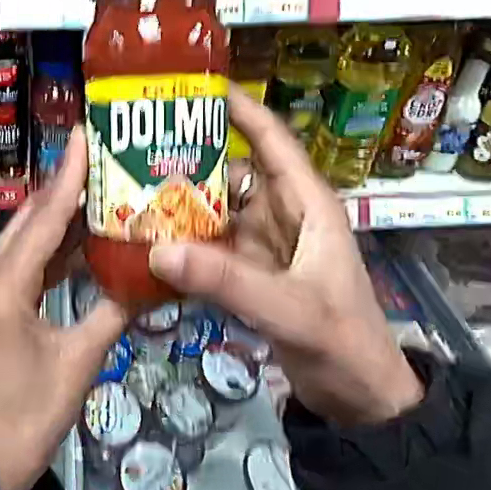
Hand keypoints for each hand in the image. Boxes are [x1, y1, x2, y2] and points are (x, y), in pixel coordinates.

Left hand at [0, 129, 129, 489]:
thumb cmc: (27, 415)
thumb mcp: (77, 363)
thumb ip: (113, 313)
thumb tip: (155, 279)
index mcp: (6, 283)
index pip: (44, 216)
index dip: (69, 174)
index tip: (86, 134)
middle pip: (32, 217)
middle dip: (66, 184)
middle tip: (105, 152)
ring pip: (28, 236)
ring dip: (62, 213)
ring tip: (104, 184)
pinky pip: (27, 260)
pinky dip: (55, 245)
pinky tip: (85, 235)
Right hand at [148, 87, 422, 426]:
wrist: (361, 402)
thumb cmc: (343, 343)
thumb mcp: (290, 310)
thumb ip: (227, 282)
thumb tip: (159, 251)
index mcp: (306, 203)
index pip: (271, 140)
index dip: (239, 108)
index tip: (193, 86)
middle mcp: (282, 213)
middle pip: (231, 171)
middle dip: (189, 158)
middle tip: (134, 147)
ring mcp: (264, 243)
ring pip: (216, 208)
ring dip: (179, 203)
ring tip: (129, 191)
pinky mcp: (249, 271)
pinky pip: (209, 245)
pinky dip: (183, 243)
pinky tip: (148, 243)